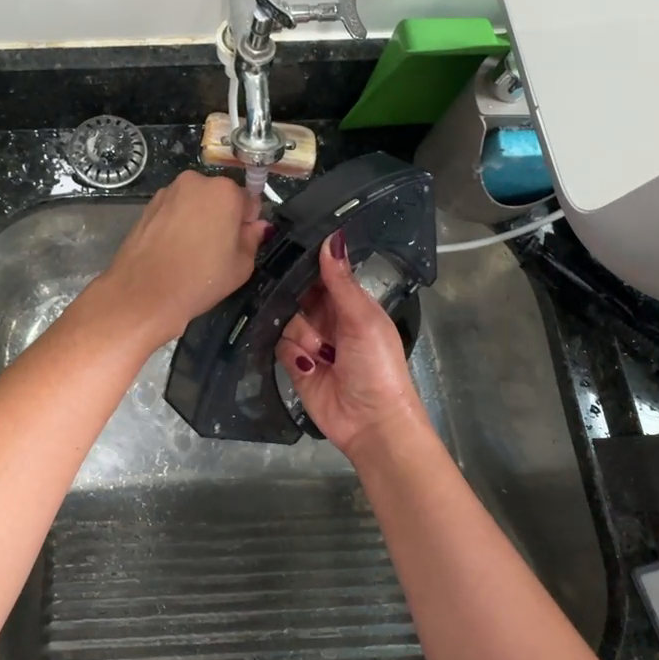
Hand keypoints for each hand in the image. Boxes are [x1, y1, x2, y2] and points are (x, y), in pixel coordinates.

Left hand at [91, 171, 267, 350]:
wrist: (143, 293)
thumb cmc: (199, 279)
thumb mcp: (241, 265)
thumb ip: (252, 239)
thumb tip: (257, 226)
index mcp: (224, 191)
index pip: (248, 201)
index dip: (248, 223)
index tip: (241, 243)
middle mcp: (195, 182)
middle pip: (219, 197)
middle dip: (222, 216)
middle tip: (217, 249)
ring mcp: (167, 192)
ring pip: (194, 202)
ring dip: (198, 219)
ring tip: (192, 252)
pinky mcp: (147, 206)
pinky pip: (173, 210)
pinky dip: (177, 223)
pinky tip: (174, 250)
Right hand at [275, 230, 429, 456]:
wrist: (372, 424)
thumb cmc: (378, 366)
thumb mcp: (363, 319)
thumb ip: (341, 280)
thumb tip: (332, 236)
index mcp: (351, 305)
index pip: (322, 275)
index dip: (307, 264)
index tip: (285, 247)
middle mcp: (329, 320)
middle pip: (298, 295)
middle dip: (294, 298)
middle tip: (297, 302)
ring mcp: (311, 343)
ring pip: (286, 320)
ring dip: (300, 334)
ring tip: (318, 352)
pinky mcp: (295, 365)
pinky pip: (280, 345)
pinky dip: (292, 353)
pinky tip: (309, 365)